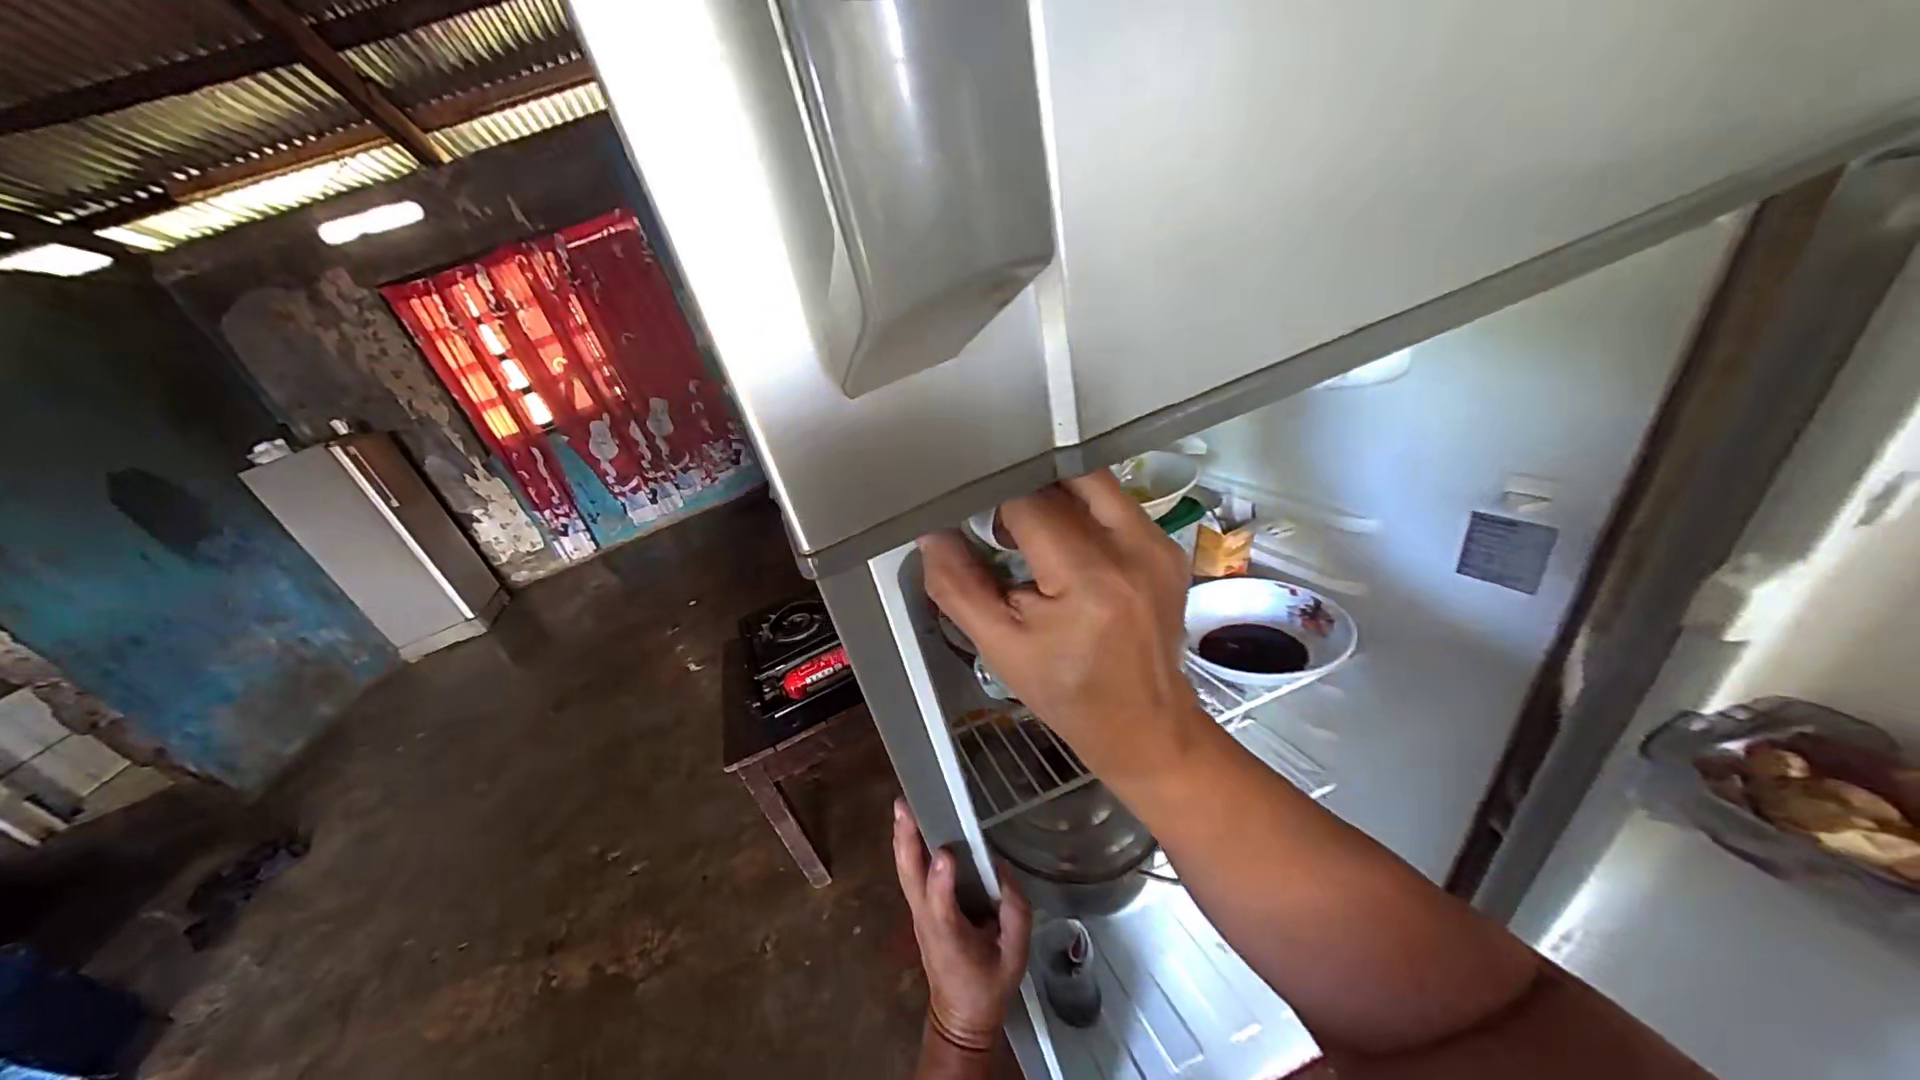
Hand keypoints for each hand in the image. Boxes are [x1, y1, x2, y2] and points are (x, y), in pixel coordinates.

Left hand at [893, 798, 1030, 1051]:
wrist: (960, 1015)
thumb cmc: (988, 984)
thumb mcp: (1015, 957)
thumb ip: (1015, 915)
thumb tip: (1003, 871)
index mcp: (950, 937)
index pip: (941, 905)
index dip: (942, 880)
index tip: (946, 853)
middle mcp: (927, 920)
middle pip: (911, 878)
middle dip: (907, 842)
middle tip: (905, 807)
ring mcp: (918, 913)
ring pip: (905, 872)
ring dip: (902, 839)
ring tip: (901, 807)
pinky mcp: (919, 908)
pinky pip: (909, 874)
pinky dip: (906, 848)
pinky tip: (907, 825)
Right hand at [918, 471, 1208, 781]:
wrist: (1142, 724)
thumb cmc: (1068, 692)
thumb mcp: (999, 646)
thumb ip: (957, 586)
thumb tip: (932, 534)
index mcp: (1088, 580)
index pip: (1029, 504)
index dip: (993, 502)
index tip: (974, 517)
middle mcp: (1133, 551)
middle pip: (1067, 479)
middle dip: (1027, 490)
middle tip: (1004, 523)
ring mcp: (1158, 546)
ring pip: (1096, 483)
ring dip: (1057, 494)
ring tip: (1033, 533)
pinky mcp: (1169, 549)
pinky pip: (1119, 505)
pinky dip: (1086, 511)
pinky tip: (1069, 547)